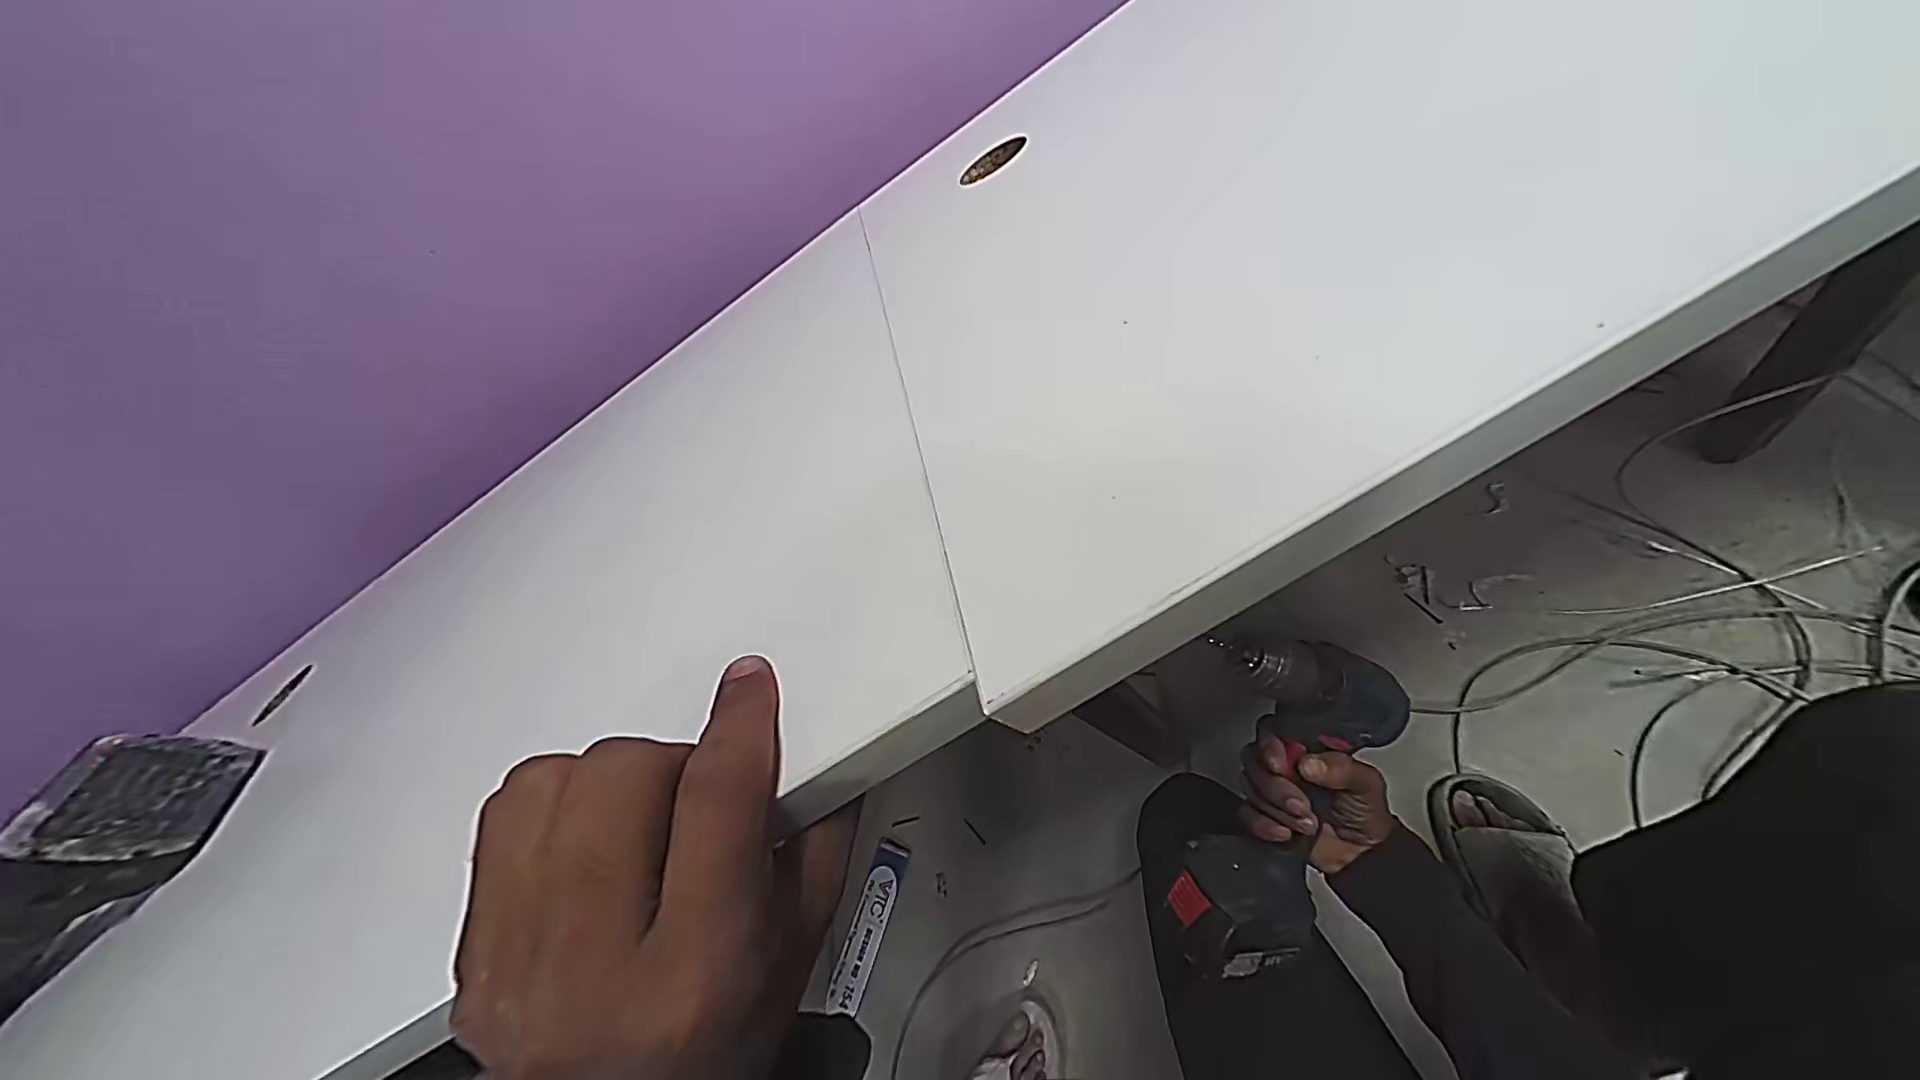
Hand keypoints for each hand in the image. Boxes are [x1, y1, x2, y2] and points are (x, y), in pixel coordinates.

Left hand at [452, 656, 859, 1079]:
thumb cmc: (721, 1044)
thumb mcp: (801, 941)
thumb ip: (821, 836)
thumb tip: (819, 750)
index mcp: (700, 967)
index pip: (717, 801)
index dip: (740, 723)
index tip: (748, 684)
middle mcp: (595, 968)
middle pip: (624, 776)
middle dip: (674, 761)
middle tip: (696, 799)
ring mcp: (516, 964)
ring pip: (558, 782)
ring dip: (616, 778)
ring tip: (643, 821)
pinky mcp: (472, 956)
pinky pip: (506, 811)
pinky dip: (558, 799)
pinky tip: (592, 838)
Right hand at [1239, 736, 1395, 874]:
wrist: (1362, 854)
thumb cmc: (1365, 811)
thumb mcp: (1365, 785)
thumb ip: (1341, 769)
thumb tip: (1309, 763)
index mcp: (1302, 747)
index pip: (1270, 731)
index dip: (1269, 746)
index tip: (1279, 766)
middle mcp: (1281, 763)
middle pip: (1253, 759)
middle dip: (1275, 786)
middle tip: (1303, 806)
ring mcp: (1268, 787)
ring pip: (1249, 786)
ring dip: (1276, 809)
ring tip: (1308, 825)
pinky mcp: (1261, 812)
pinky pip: (1245, 813)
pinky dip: (1263, 825)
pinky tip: (1286, 834)